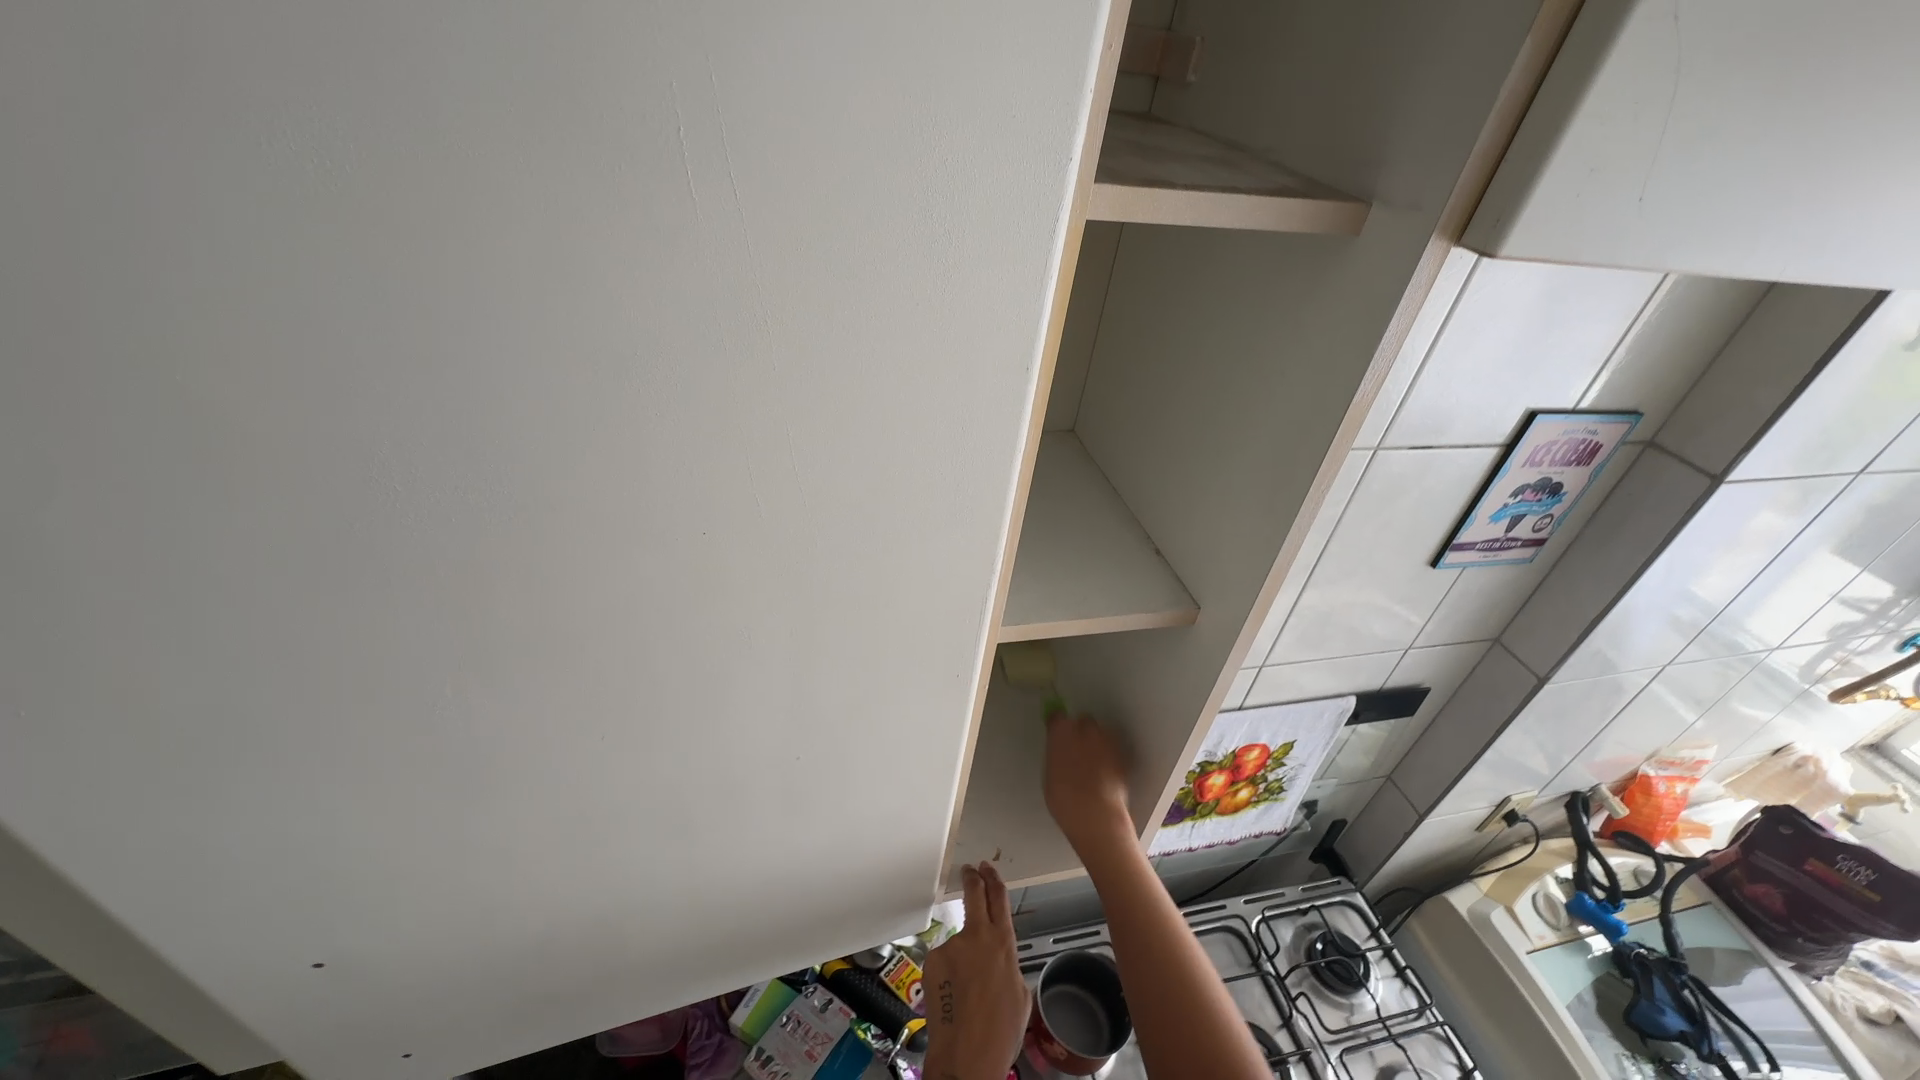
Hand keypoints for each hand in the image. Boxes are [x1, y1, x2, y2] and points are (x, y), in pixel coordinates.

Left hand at [922, 862, 1028, 1079]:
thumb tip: (999, 964)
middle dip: (972, 879)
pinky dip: (947, 976)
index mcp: (1003, 944)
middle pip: (973, 895)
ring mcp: (950, 948)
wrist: (966, 1054)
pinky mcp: (932, 962)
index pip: (998, 899)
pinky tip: (952, 998)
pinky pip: (943, 963)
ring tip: (967, 993)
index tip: (987, 868)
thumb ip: (1009, 967)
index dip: (993, 880)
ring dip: (961, 959)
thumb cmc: (1001, 1031)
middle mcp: (976, 937)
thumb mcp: (1021, 996)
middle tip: (969, 870)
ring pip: (957, 944)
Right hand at [1043, 712, 1132, 855]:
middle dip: (1081, 730)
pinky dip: (1109, 755)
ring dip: (1097, 741)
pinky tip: (1105, 772)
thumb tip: (1060, 754)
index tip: (1056, 731)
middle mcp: (1085, 732)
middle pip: (1083, 720)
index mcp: (1061, 735)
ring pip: (1101, 733)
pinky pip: (1113, 748)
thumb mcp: (1050, 776)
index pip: (1057, 717)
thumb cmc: (1065, 800)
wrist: (1096, 815)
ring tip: (1094, 762)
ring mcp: (1107, 742)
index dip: (1057, 724)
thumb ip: (1056, 757)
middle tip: (1077, 749)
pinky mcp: (1123, 755)